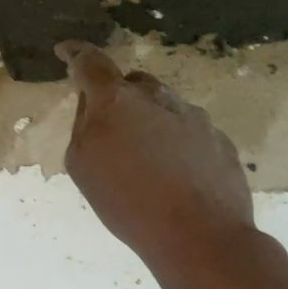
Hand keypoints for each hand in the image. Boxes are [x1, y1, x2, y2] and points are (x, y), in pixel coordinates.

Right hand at [55, 40, 255, 275]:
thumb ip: (84, 126)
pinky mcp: (220, 140)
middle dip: (119, 98)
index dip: (75, 53)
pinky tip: (174, 176)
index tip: (66, 51)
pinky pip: (189, 131)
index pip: (90, 62)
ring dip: (150, 122)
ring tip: (147, 162)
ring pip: (163, 107)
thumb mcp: (81, 165)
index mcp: (115, 100)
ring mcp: (194, 117)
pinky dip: (176, 143)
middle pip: (132, 84)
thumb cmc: (127, 202)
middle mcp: (157, 98)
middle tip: (111, 131)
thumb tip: (95, 109)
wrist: (201, 237)